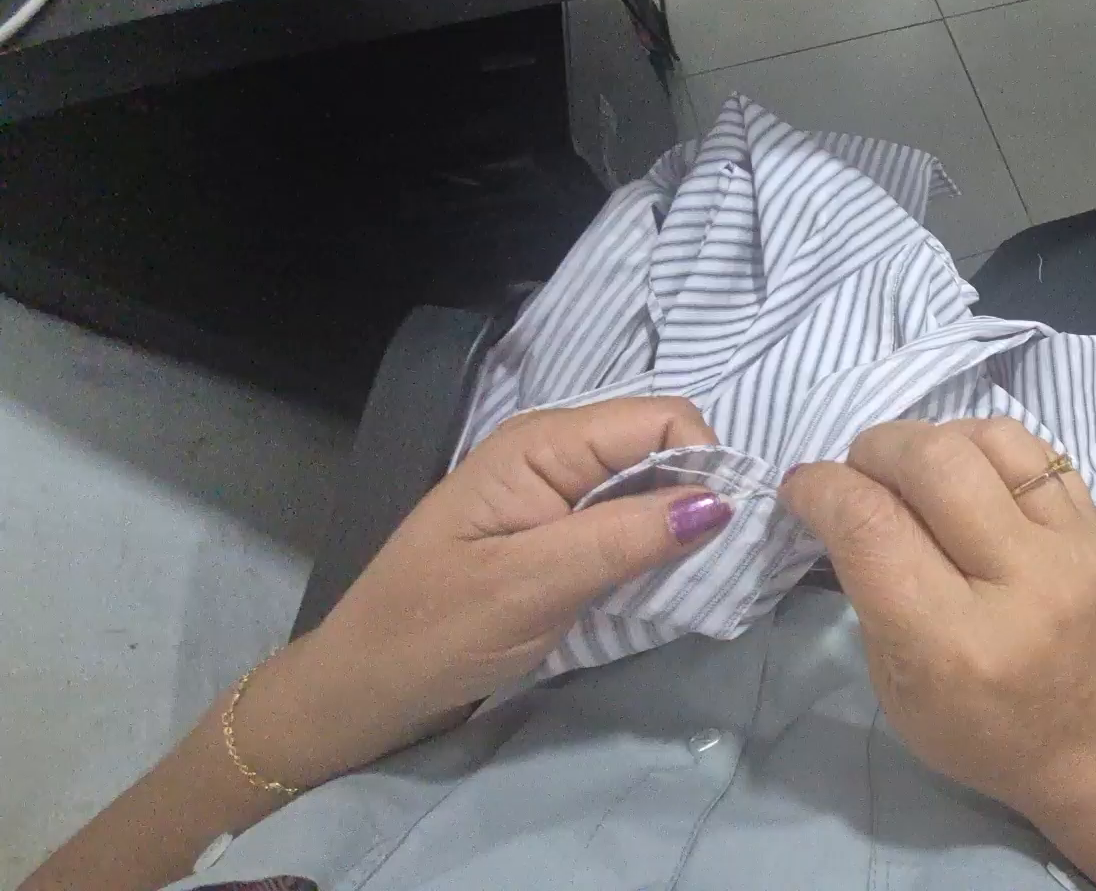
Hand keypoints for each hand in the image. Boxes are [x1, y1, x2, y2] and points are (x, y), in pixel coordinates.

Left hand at [246, 397, 734, 786]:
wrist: (361, 692)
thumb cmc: (430, 635)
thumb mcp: (528, 588)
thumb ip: (624, 538)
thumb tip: (720, 503)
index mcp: (542, 443)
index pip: (660, 418)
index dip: (703, 461)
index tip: (718, 528)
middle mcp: (558, 446)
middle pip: (663, 439)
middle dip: (699, 488)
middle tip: (708, 555)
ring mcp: (563, 481)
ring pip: (656, 474)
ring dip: (683, 515)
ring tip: (690, 566)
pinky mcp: (569, 516)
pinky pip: (637, 505)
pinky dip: (661, 533)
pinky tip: (663, 567)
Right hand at [780, 417, 1095, 817]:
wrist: (1084, 740)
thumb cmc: (973, 726)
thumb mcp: (892, 678)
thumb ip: (867, 579)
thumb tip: (842, 493)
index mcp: (955, 644)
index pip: (874, 527)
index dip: (824, 489)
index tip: (804, 485)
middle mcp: (1022, 586)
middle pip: (935, 463)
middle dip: (877, 448)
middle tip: (861, 470)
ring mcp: (1072, 549)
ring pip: (990, 438)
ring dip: (933, 438)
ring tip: (917, 469)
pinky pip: (1035, 447)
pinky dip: (984, 445)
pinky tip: (969, 473)